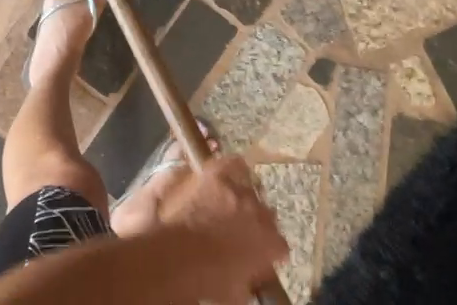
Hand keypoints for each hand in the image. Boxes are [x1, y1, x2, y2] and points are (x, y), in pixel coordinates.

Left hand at [161, 157, 289, 303]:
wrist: (176, 256)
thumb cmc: (206, 280)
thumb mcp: (236, 293)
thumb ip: (249, 279)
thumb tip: (249, 278)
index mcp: (269, 244)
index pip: (280, 245)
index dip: (267, 250)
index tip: (256, 254)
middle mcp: (259, 213)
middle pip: (265, 212)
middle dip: (255, 221)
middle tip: (239, 228)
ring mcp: (237, 191)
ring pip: (251, 185)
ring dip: (243, 194)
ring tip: (230, 199)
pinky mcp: (215, 173)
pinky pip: (232, 163)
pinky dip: (230, 166)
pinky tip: (224, 172)